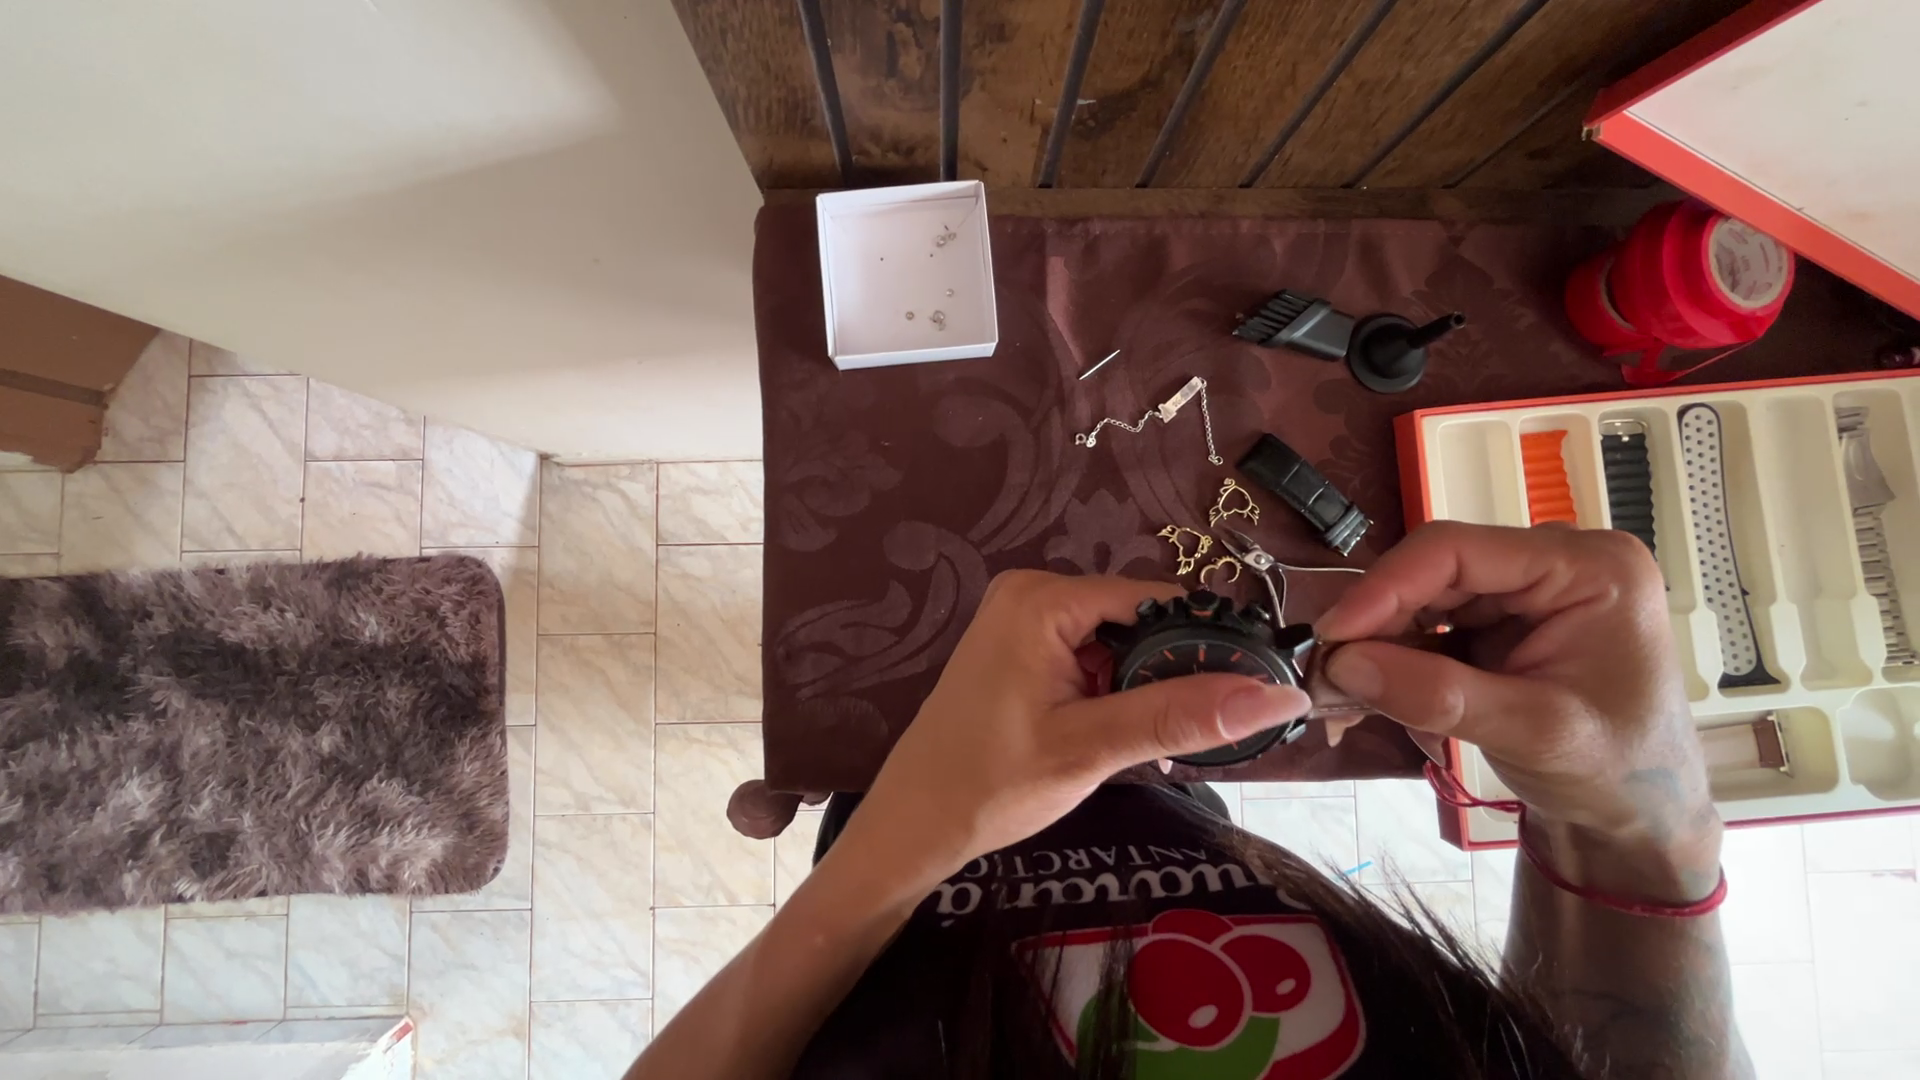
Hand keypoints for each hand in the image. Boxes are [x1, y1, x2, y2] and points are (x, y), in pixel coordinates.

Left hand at [840, 570, 1309, 891]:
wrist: (917, 820)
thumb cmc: (992, 783)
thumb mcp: (1091, 748)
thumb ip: (1179, 714)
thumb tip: (1277, 694)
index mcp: (1042, 599)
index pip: (1154, 600)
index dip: (1207, 639)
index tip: (1257, 686)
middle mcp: (1031, 593)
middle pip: (1135, 618)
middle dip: (1172, 669)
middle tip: (1207, 727)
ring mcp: (1021, 619)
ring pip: (1116, 640)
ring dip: (1144, 684)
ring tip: (1167, 738)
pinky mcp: (1020, 647)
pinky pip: (1087, 653)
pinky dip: (1114, 688)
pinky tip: (1124, 730)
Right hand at [1314, 523, 1721, 900]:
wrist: (1637, 816)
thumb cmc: (1615, 772)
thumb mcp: (1533, 733)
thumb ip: (1438, 695)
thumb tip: (1341, 665)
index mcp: (1585, 568)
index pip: (1456, 550)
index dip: (1383, 587)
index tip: (1330, 636)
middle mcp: (1550, 562)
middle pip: (1429, 571)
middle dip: (1373, 621)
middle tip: (1325, 669)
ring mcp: (1519, 588)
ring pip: (1416, 596)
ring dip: (1373, 641)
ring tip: (1341, 687)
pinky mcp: (1494, 617)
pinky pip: (1422, 622)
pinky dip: (1389, 655)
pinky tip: (1367, 687)